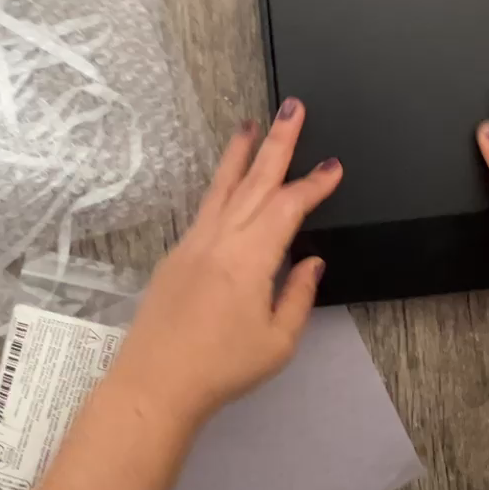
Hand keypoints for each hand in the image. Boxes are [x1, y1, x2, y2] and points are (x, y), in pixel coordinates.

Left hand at [109, 98, 340, 426]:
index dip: (314, 184)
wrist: (156, 382)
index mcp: (252, 257)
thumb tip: (312, 261)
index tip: (333, 165)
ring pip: (224, 184)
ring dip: (241, 152)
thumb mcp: (277, 340)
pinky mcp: (179, 251)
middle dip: (278, 141)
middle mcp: (222, 237)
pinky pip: (208, 205)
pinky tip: (229, 178)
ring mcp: (196, 240)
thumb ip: (299, 295)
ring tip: (251, 123)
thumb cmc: (222, 366)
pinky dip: (222, 182)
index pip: (289, 207)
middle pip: (256, 179)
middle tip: (292, 107)